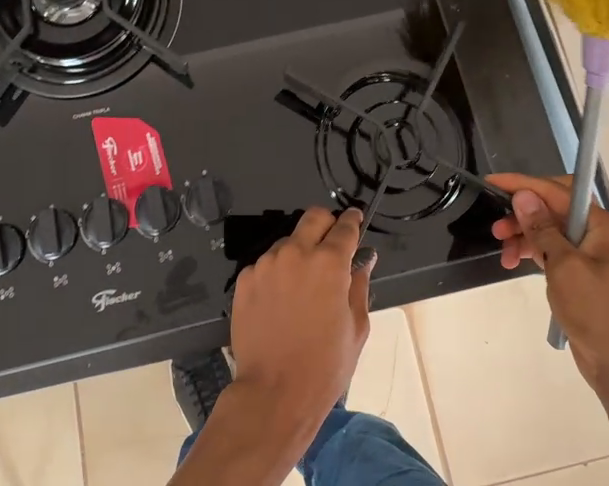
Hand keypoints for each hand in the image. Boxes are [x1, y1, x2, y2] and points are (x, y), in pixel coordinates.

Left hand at [228, 207, 375, 424]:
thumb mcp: (356, 327)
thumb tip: (364, 260)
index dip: (353, 221)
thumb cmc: (325, 365)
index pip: (344, 227)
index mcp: (329, 263)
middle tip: (331, 243)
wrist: (274, 391)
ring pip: (287, 242)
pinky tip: (281, 300)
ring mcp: (265, 264)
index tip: (355, 219)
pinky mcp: (244, 279)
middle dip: (326, 224)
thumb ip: (359, 285)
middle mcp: (295, 253)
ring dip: (299, 252)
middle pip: (313, 218)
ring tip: (303, 285)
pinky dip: (277, 273)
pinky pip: (266, 265)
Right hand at [485, 173, 608, 398]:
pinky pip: (553, 251)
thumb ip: (542, 229)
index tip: (492, 183)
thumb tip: (523, 195)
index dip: (523, 185)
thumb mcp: (564, 267)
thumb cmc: (597, 313)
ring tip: (503, 252)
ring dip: (524, 236)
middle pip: (553, 209)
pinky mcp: (582, 274)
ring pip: (549, 231)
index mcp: (602, 225)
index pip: (557, 191)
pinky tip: (514, 263)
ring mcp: (591, 255)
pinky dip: (533, 253)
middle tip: (495, 228)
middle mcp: (598, 233)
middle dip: (522, 214)